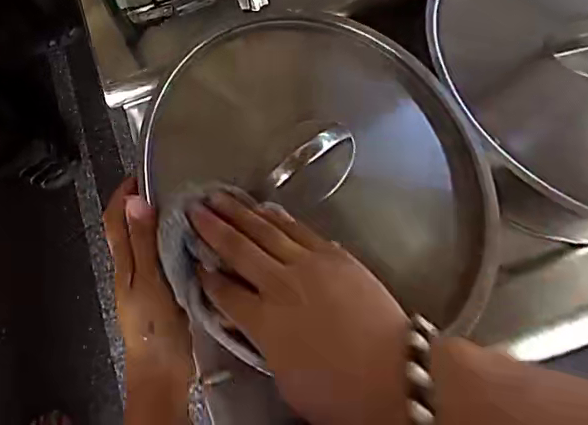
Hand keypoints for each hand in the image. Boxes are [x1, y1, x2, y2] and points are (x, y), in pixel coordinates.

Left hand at [104, 178, 193, 419]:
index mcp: (123, 263)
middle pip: (129, 227)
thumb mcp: (149, 279)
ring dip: (158, 220)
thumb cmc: (153, 328)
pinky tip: (191, 239)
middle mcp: (131, 269)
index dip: (122, 193)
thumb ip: (142, 241)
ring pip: (147, 241)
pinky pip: (163, 257)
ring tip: (182, 205)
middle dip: (141, 203)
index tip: (140, 173)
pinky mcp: (162, 293)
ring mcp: (145, 282)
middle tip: (166, 184)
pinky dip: (172, 241)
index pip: (115, 218)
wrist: (163, 375)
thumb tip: (135, 199)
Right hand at [190, 192, 409, 424]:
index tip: (193, 261)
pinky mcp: (330, 252)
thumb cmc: (341, 391)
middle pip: (238, 249)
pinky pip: (296, 228)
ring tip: (218, 195)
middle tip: (193, 209)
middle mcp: (279, 285)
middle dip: (212, 227)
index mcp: (264, 323)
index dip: (206, 276)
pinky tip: (262, 206)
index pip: (224, 293)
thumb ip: (263, 345)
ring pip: (263, 230)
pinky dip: (275, 216)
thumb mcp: (288, 381)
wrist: (394, 369)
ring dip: (237, 211)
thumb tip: (250, 322)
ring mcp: (306, 263)